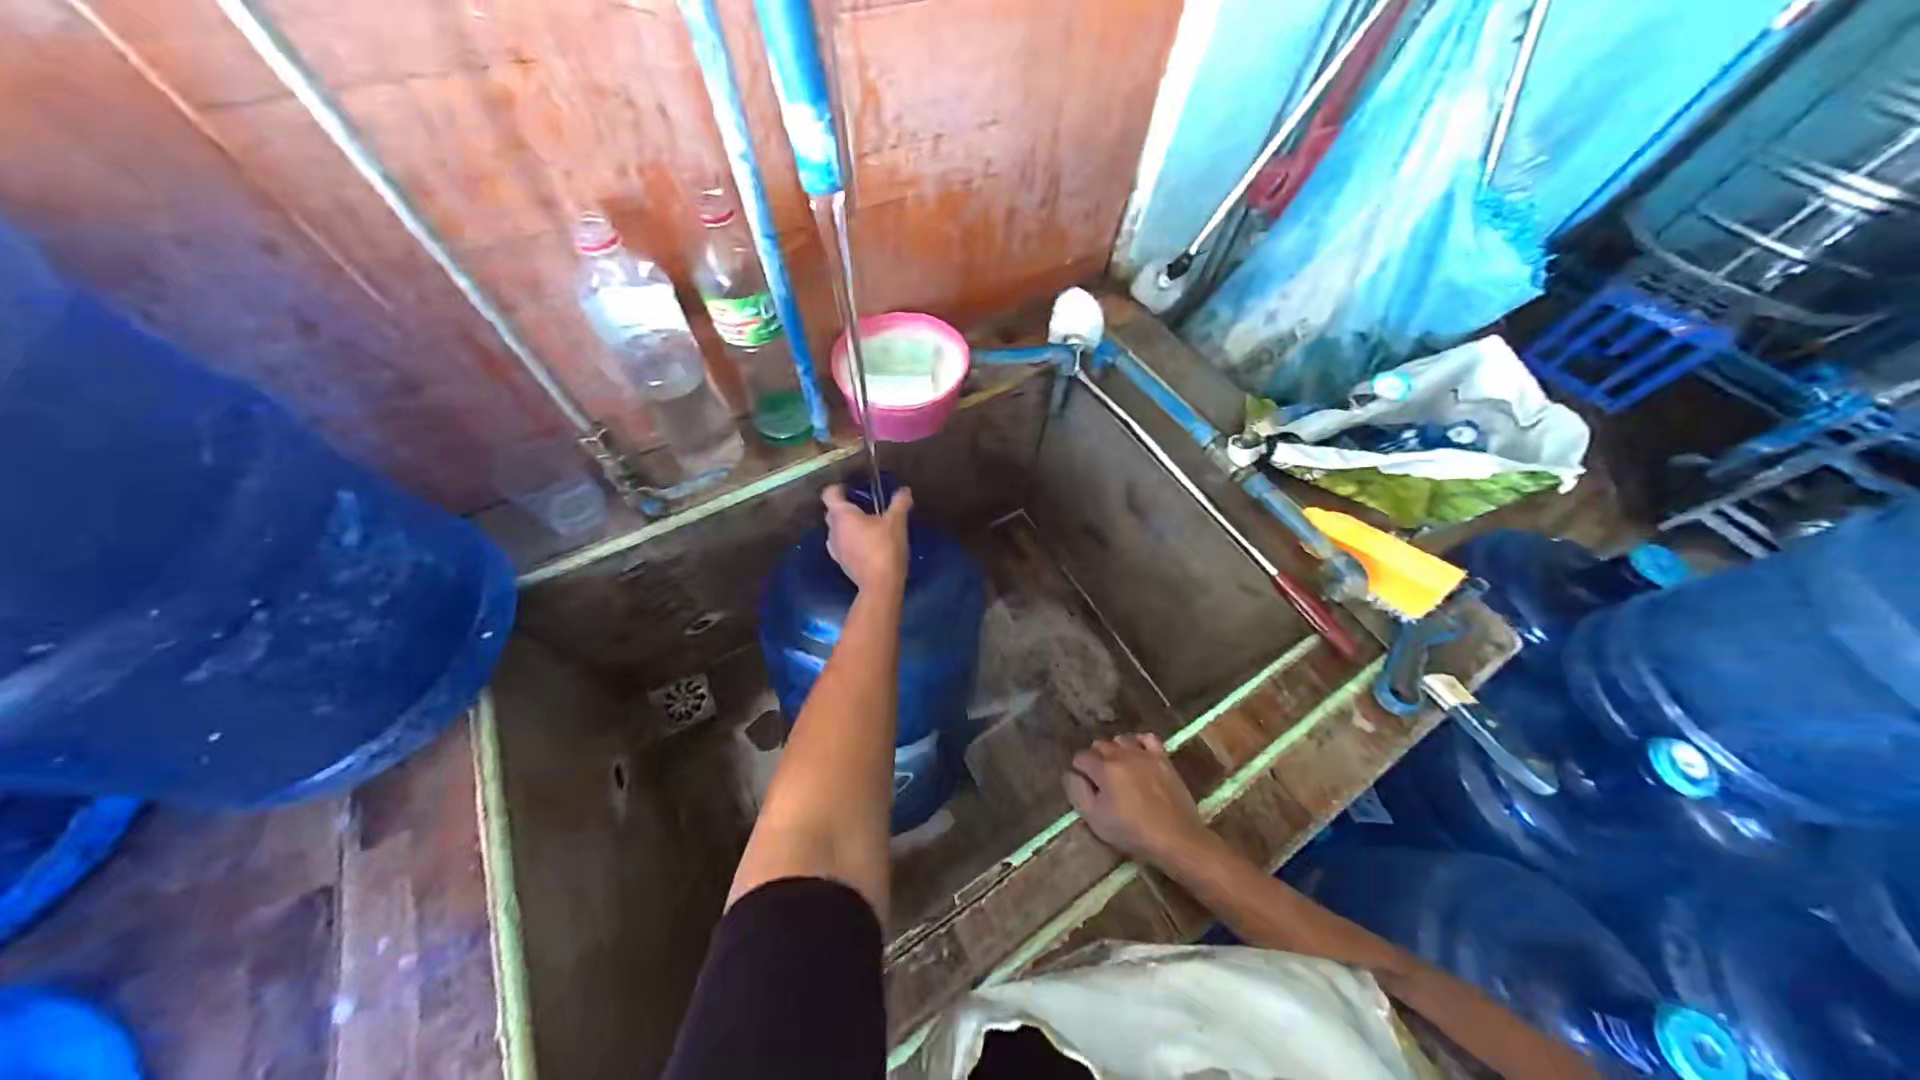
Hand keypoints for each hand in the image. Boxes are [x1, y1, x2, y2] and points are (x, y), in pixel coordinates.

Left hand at [822, 483, 912, 593]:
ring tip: (865, 527)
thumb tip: (904, 490)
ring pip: (836, 530)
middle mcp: (833, 530)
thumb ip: (899, 503)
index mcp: (842, 515)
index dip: (838, 488)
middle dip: (844, 507)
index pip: (829, 494)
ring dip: (847, 526)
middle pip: (832, 512)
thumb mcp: (897, 522)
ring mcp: (835, 548)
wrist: (880, 584)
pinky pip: (841, 545)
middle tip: (863, 506)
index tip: (849, 488)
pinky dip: (849, 541)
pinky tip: (864, 545)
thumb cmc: (885, 548)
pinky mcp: (841, 563)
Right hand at [1064, 734, 1212, 865]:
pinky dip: (1139, 742)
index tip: (1086, 786)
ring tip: (1119, 769)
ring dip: (1116, 750)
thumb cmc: (1131, 831)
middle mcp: (1122, 755)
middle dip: (1095, 759)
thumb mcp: (1095, 819)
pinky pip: (1148, 738)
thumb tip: (1070, 773)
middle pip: (1100, 745)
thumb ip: (1078, 792)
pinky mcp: (1163, 759)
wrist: (1175, 837)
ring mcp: (1145, 754)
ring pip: (1122, 739)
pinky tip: (1138, 755)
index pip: (1081, 757)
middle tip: (1101, 781)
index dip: (1080, 771)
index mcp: (1103, 768)